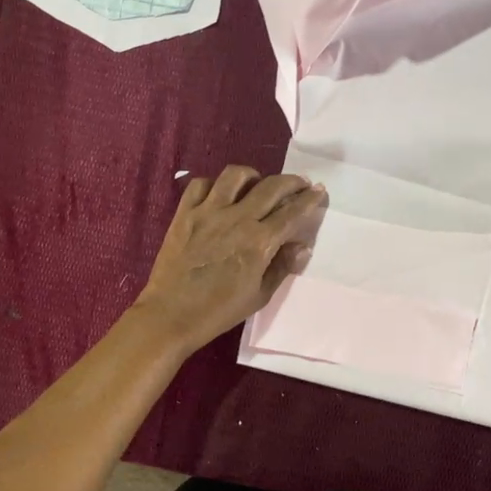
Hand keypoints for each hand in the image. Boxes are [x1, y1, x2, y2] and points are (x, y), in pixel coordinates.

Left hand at [132, 166, 326, 353]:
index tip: (318, 191)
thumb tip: (302, 246)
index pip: (292, 212)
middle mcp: (236, 219)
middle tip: (298, 185)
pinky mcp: (184, 213)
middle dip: (291, 182)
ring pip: (235, 176)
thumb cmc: (218, 311)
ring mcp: (208, 212)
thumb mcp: (259, 295)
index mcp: (258, 242)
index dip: (309, 199)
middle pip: (271, 187)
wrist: (171, 315)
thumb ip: (281, 266)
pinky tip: (220, 195)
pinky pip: (201, 184)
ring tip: (257, 185)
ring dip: (253, 176)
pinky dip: (215, 185)